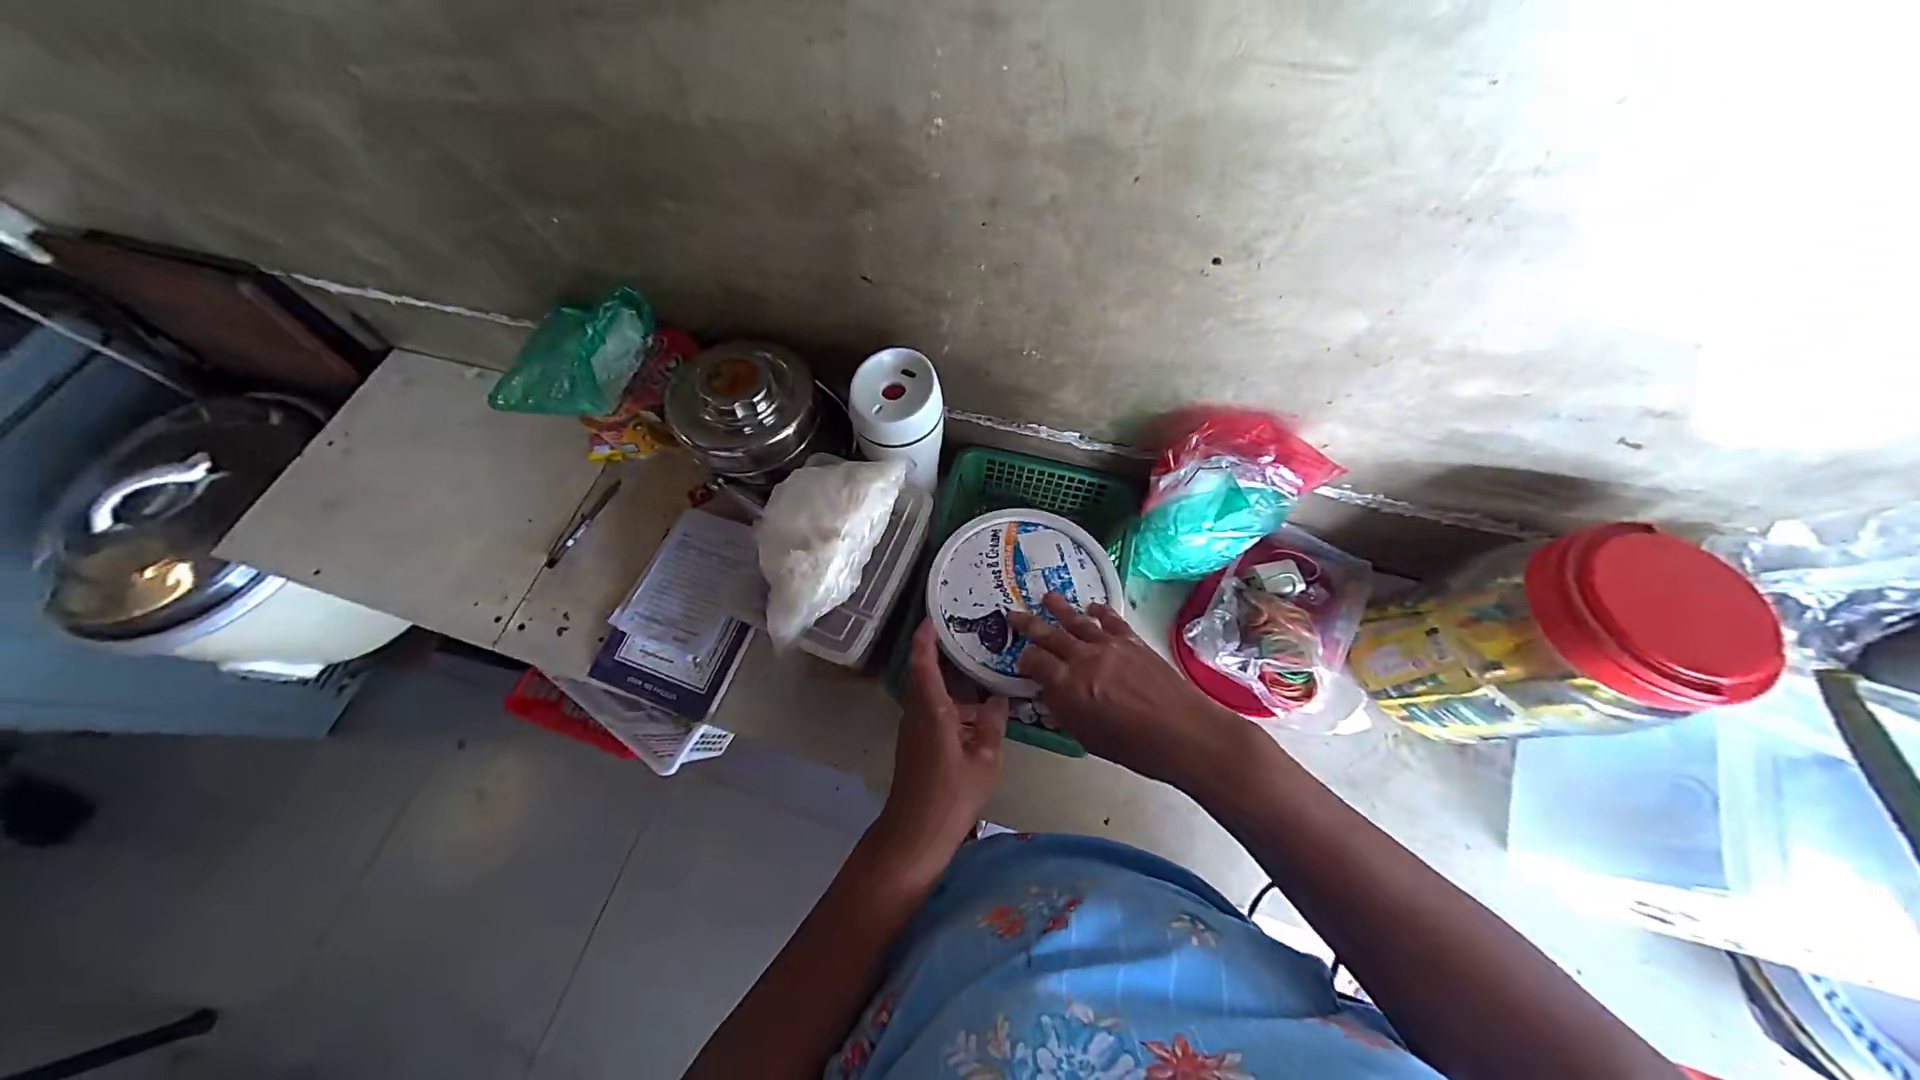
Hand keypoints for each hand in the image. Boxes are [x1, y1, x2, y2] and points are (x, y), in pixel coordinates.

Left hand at [869, 620, 1008, 876]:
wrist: (916, 834)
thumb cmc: (952, 794)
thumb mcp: (985, 758)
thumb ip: (992, 724)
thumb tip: (999, 698)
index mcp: (932, 709)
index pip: (923, 662)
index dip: (926, 637)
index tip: (936, 616)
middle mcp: (918, 712)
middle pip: (929, 674)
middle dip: (947, 655)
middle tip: (974, 638)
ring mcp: (915, 728)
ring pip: (934, 695)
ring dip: (955, 684)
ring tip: (985, 672)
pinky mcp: (918, 743)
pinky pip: (936, 712)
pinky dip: (954, 704)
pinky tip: (979, 711)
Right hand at [1010, 593, 1258, 786]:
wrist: (1186, 732)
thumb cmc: (1136, 746)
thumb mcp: (1088, 737)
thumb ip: (1065, 712)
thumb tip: (1049, 695)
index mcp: (1069, 685)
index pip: (1034, 662)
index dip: (1023, 659)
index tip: (1020, 660)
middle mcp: (1084, 659)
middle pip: (1049, 635)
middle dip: (1029, 624)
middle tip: (1013, 614)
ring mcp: (1110, 646)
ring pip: (1077, 621)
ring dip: (1059, 608)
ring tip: (1046, 597)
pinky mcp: (1133, 642)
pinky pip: (1111, 620)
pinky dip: (1099, 612)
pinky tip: (1092, 608)